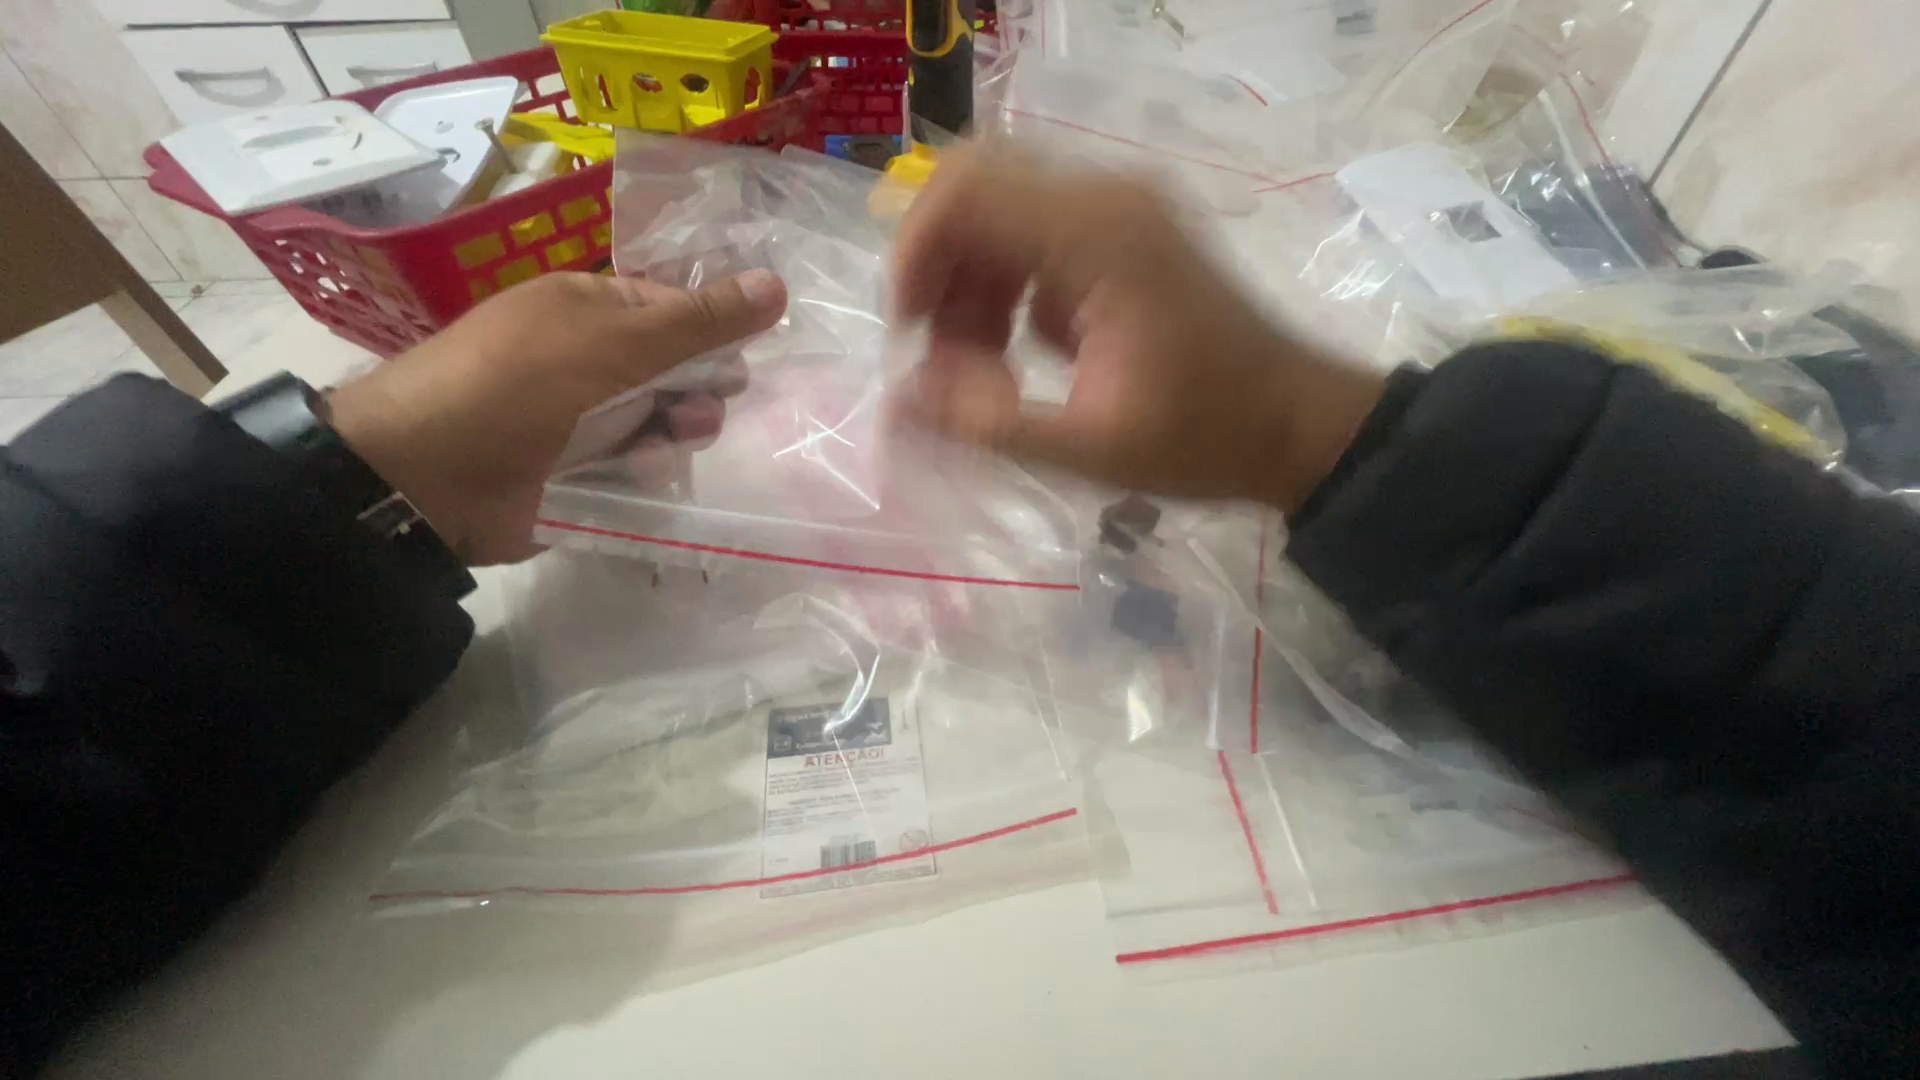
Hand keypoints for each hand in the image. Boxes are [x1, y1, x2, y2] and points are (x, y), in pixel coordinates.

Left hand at [329, 269, 785, 564]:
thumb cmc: (522, 385)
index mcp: (591, 310)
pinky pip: (642, 464)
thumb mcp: (616, 340)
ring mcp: (588, 418)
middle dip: (699, 391)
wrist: (432, 478)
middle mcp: (593, 360)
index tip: (736, 360)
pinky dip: (648, 468)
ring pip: (666, 422)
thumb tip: (777, 284)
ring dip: (678, 432)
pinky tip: (639, 473)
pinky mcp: (587, 470)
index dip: (712, 333)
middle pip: (679, 372)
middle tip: (695, 411)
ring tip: (671, 442)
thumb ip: (700, 321)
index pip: (676, 312)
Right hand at [894, 145, 1384, 512]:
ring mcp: (1117, 213)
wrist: (1298, 428)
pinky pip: (1032, 245)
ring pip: (999, 221)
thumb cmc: (1205, 440)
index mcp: (1098, 233)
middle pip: (974, 195)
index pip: (963, 191)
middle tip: (941, 359)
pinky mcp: (1122, 238)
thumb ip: (985, 422)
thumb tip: (898, 401)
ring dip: (970, 293)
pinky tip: (1025, 360)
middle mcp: (1105, 199)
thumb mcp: (1087, 448)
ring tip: (983, 379)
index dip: (913, 257)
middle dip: (938, 276)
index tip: (908, 336)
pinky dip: (1007, 297)